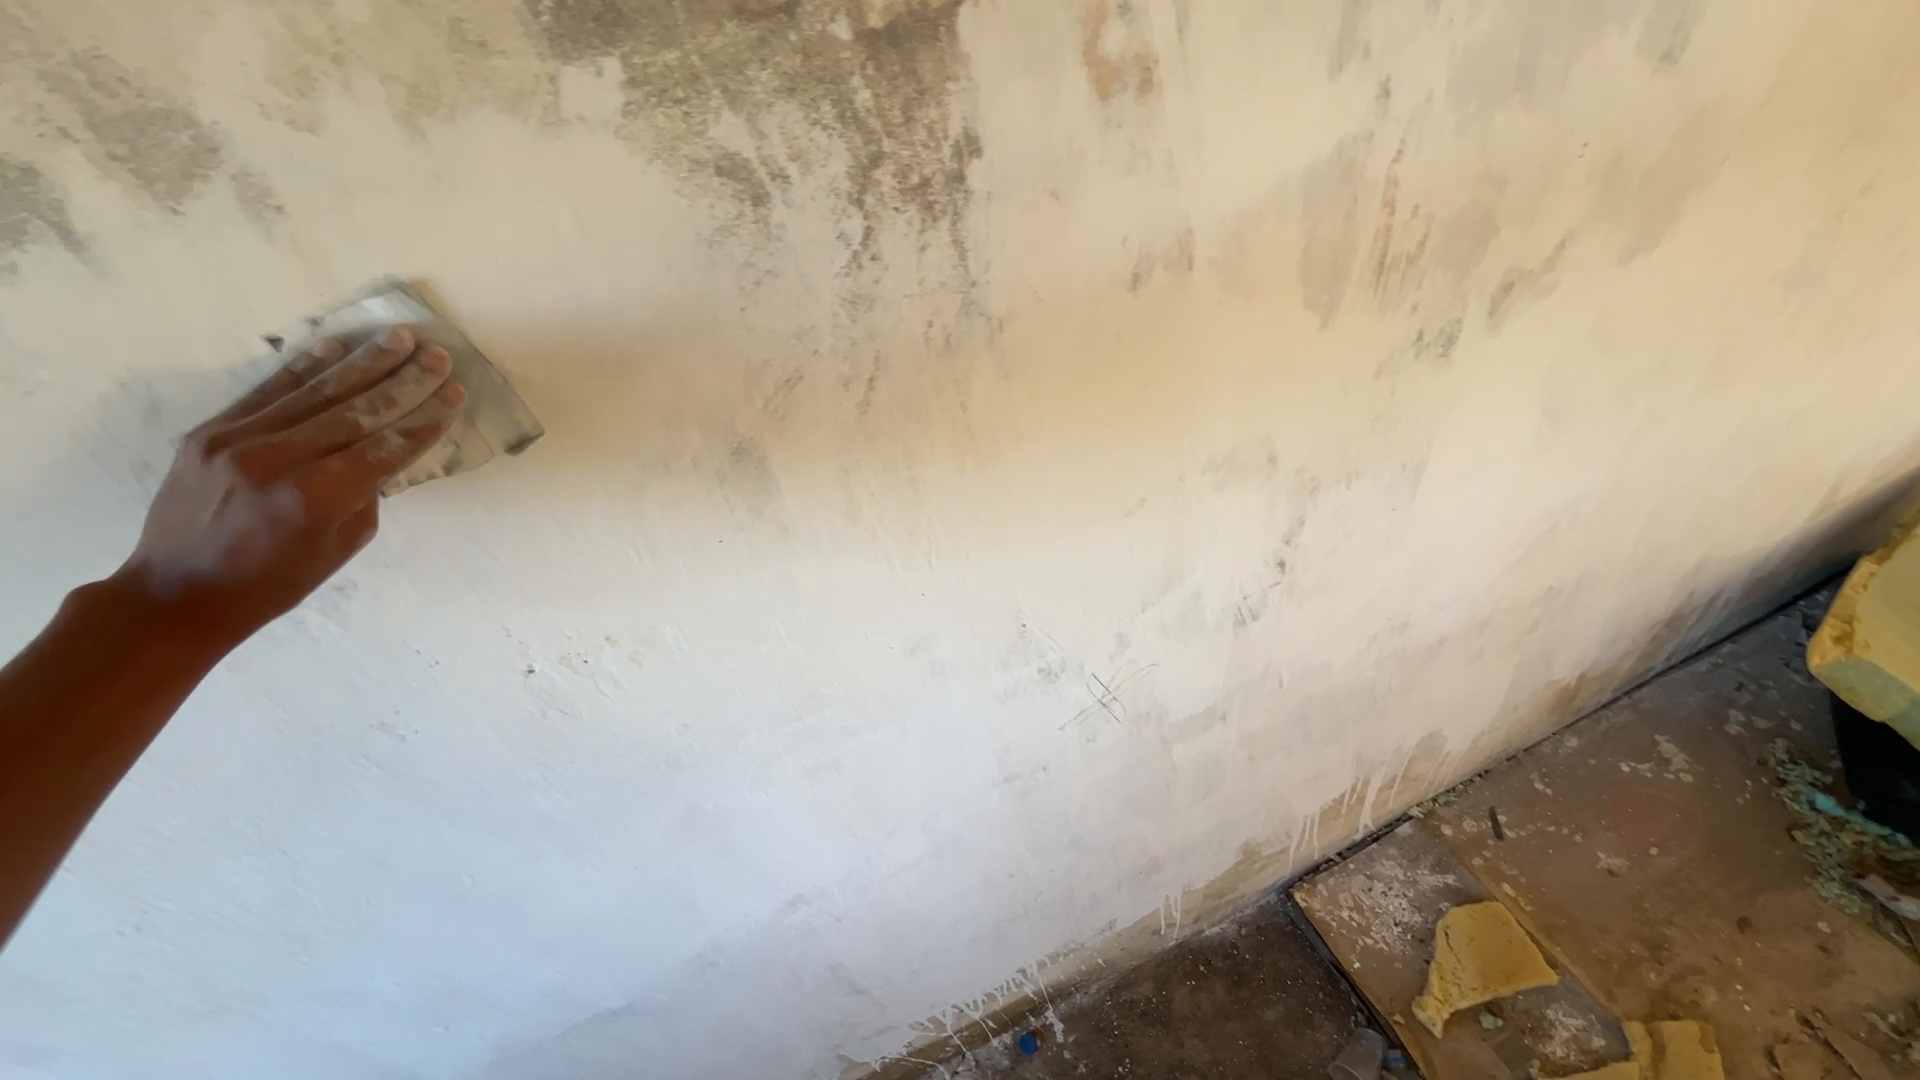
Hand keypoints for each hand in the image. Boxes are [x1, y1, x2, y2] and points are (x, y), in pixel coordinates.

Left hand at [120, 326, 465, 647]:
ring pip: (315, 392)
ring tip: (398, 338)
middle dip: (404, 381)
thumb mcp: (342, 544)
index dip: (426, 418)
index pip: (387, 446)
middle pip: (356, 410)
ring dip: (363, 362)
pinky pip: (268, 392)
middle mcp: (278, 460)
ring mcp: (238, 441)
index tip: (454, 392)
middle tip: (437, 354)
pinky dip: (305, 367)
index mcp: (318, 496)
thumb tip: (381, 451)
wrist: (179, 592)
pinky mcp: (210, 433)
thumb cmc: (276, 581)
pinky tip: (337, 346)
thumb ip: (365, 491)